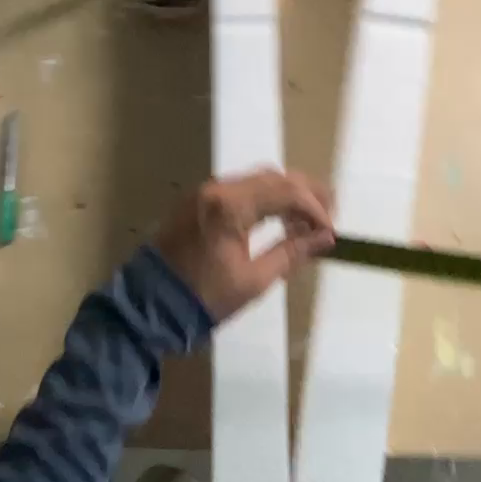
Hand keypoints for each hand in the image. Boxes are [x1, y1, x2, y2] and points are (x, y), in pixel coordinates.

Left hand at [154, 170, 335, 321]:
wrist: (149, 304)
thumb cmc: (204, 297)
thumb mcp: (253, 280)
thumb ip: (291, 253)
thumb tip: (325, 238)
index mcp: (230, 206)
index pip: (286, 191)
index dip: (315, 209)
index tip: (331, 233)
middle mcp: (216, 189)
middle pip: (272, 177)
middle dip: (304, 194)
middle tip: (328, 217)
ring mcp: (203, 193)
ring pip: (255, 180)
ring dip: (284, 194)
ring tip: (307, 221)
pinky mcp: (196, 202)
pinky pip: (238, 189)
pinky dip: (262, 199)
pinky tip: (277, 219)